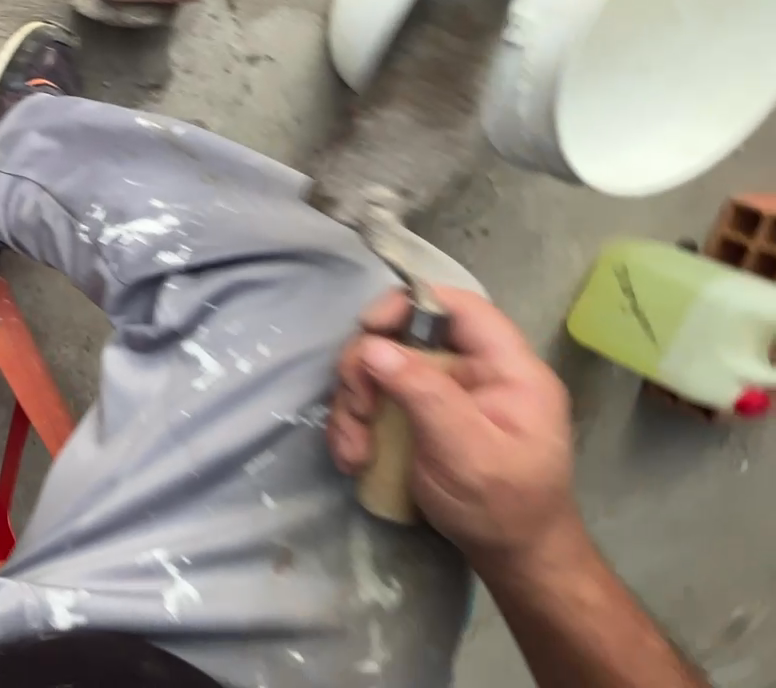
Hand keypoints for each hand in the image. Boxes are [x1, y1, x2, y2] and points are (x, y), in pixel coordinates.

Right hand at [328, 287, 580, 566]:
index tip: (369, 329)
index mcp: (505, 370)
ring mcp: (437, 389)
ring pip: (373, 367)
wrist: (509, 556)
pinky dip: (352, 422)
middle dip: (365, 372)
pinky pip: (367, 396)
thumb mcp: (468, 452)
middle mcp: (469, 370)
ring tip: (353, 449)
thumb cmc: (505, 506)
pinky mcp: (411, 409)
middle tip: (357, 409)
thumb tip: (372, 346)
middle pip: (399, 337)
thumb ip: (425, 395)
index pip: (459, 307)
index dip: (410, 304)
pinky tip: (354, 455)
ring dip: (352, 405)